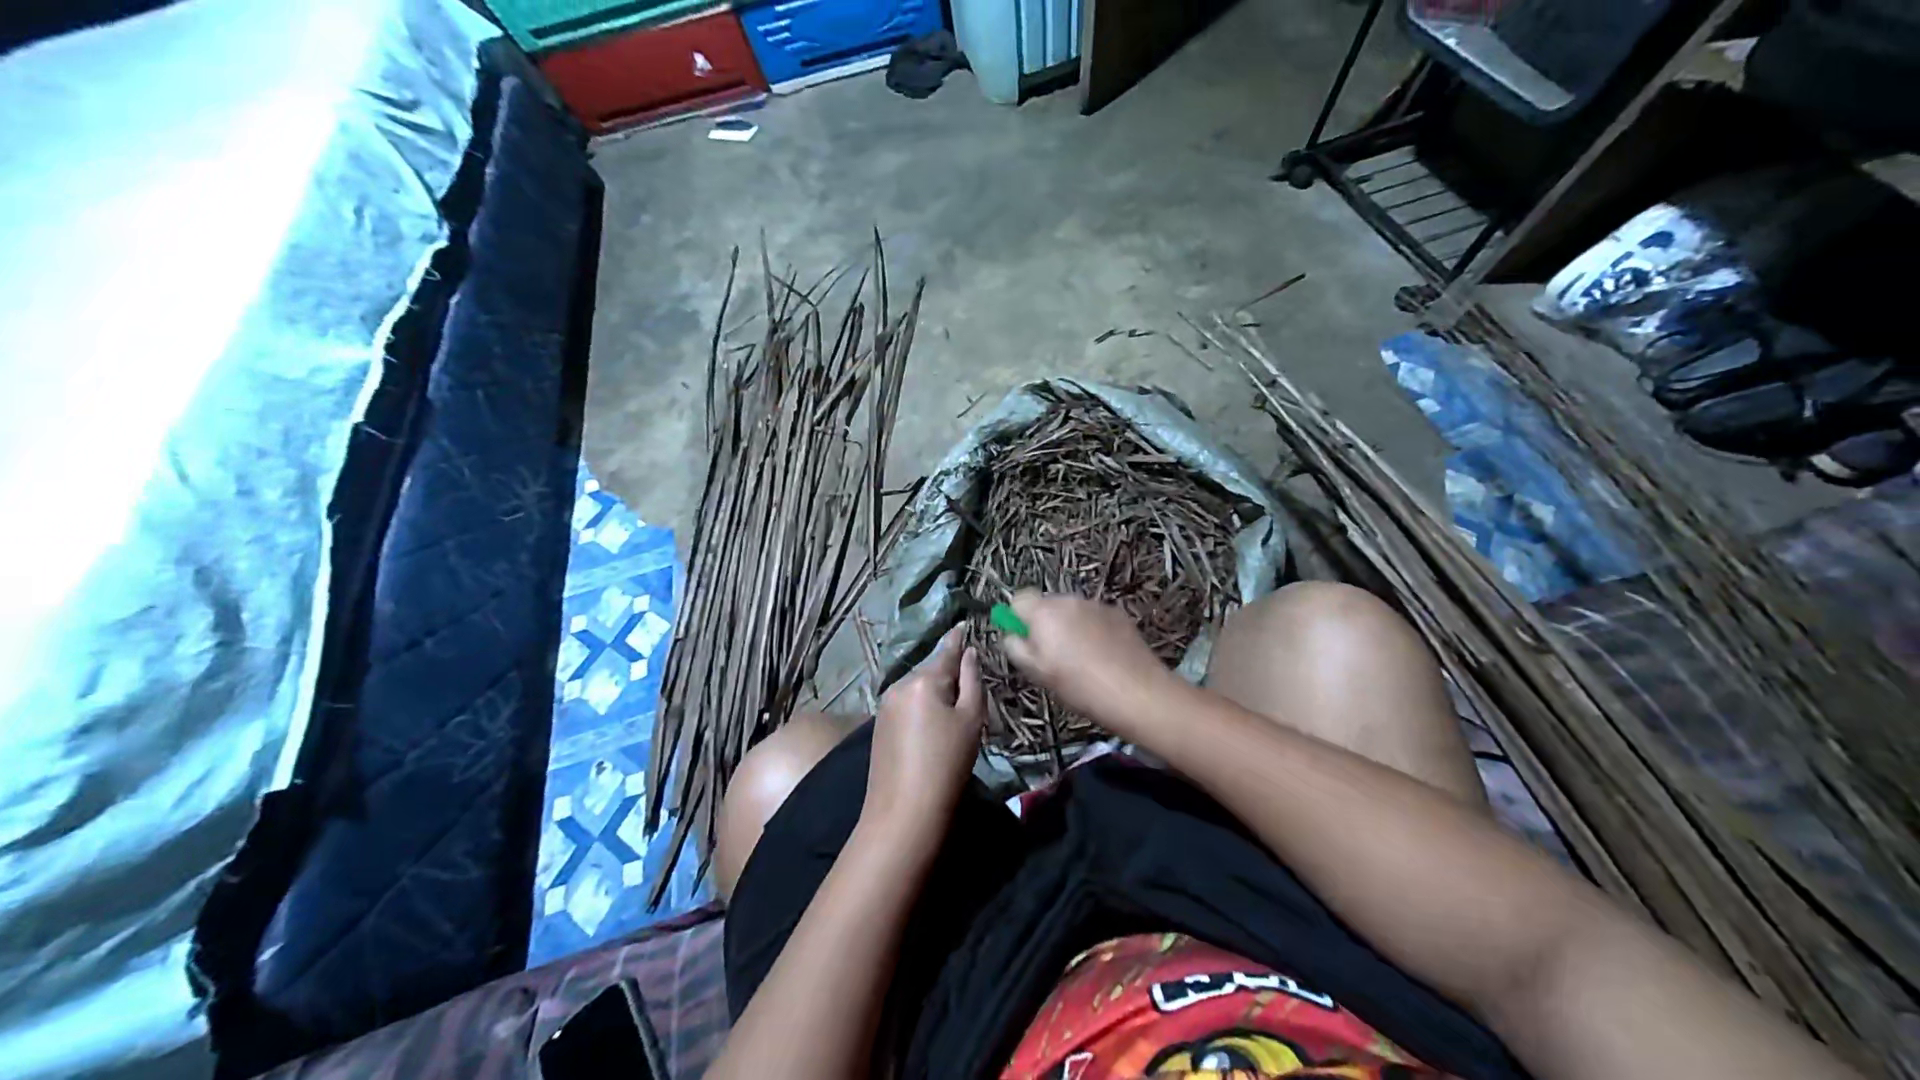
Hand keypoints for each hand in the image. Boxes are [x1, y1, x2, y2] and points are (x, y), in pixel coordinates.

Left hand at [863, 626, 986, 833]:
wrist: (904, 811)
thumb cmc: (947, 764)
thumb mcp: (971, 720)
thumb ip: (972, 681)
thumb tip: (969, 653)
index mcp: (923, 680)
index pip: (946, 652)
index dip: (957, 640)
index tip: (963, 625)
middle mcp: (899, 685)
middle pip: (931, 672)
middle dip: (949, 675)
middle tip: (971, 688)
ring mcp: (885, 706)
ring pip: (918, 689)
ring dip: (935, 693)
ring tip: (954, 713)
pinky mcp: (879, 726)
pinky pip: (907, 706)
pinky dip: (922, 709)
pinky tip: (932, 728)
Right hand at [998, 590, 1172, 732]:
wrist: (1137, 691)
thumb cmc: (1080, 685)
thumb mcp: (1037, 673)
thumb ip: (1016, 648)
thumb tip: (1012, 636)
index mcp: (1044, 612)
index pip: (1018, 599)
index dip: (1018, 618)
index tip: (1025, 641)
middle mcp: (1069, 600)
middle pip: (1046, 605)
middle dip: (1045, 624)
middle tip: (1052, 656)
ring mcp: (1096, 605)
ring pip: (1071, 611)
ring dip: (1069, 627)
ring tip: (1080, 659)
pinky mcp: (1119, 614)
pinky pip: (1094, 617)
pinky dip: (1092, 630)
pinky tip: (1102, 656)